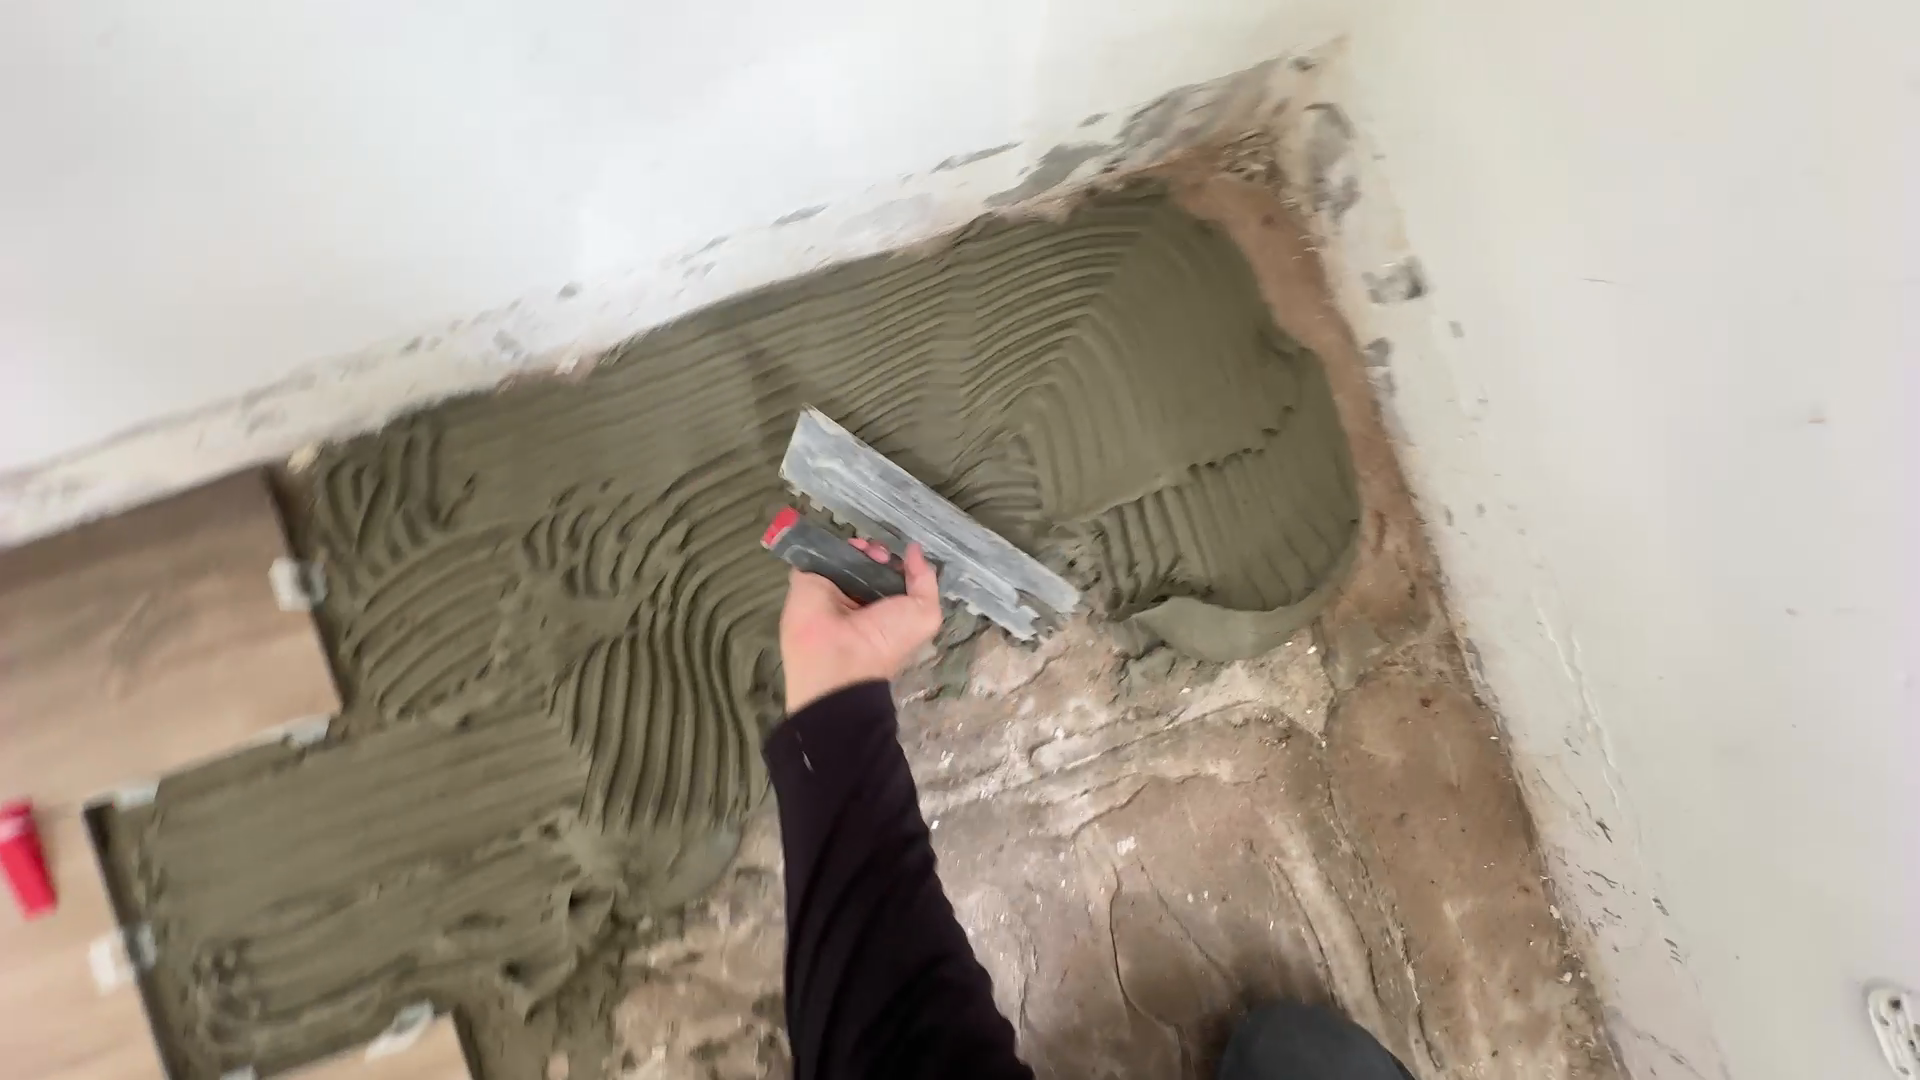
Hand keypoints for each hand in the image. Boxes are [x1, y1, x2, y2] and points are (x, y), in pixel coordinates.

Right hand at [779, 539, 942, 711]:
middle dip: (877, 552)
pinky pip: (816, 554)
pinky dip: (829, 545)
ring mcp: (831, 589)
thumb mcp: (925, 614)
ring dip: (857, 547)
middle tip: (879, 552)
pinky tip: (846, 546)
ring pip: (844, 556)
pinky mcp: (806, 580)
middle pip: (867, 564)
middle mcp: (858, 599)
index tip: (901, 553)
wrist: (840, 657)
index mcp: (884, 610)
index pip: (890, 577)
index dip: (897, 562)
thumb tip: (915, 550)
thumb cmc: (888, 639)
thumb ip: (925, 580)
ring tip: (865, 548)